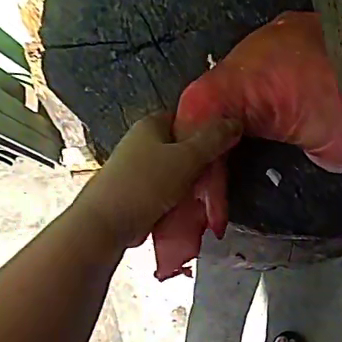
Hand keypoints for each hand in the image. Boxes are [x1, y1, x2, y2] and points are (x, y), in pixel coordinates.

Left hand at [73, 113, 240, 247]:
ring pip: (176, 172)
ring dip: (192, 185)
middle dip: (202, 163)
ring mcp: (138, 169)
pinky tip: (192, 210)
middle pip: (183, 147)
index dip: (207, 129)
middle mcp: (142, 142)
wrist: (107, 224)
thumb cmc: (145, 184)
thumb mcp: (187, 158)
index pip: (186, 117)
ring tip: (208, 197)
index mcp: (151, 125)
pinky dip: (179, 199)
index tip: (226, 146)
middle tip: (219, 176)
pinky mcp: (137, 193)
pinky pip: (167, 192)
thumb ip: (213, 140)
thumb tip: (235, 121)